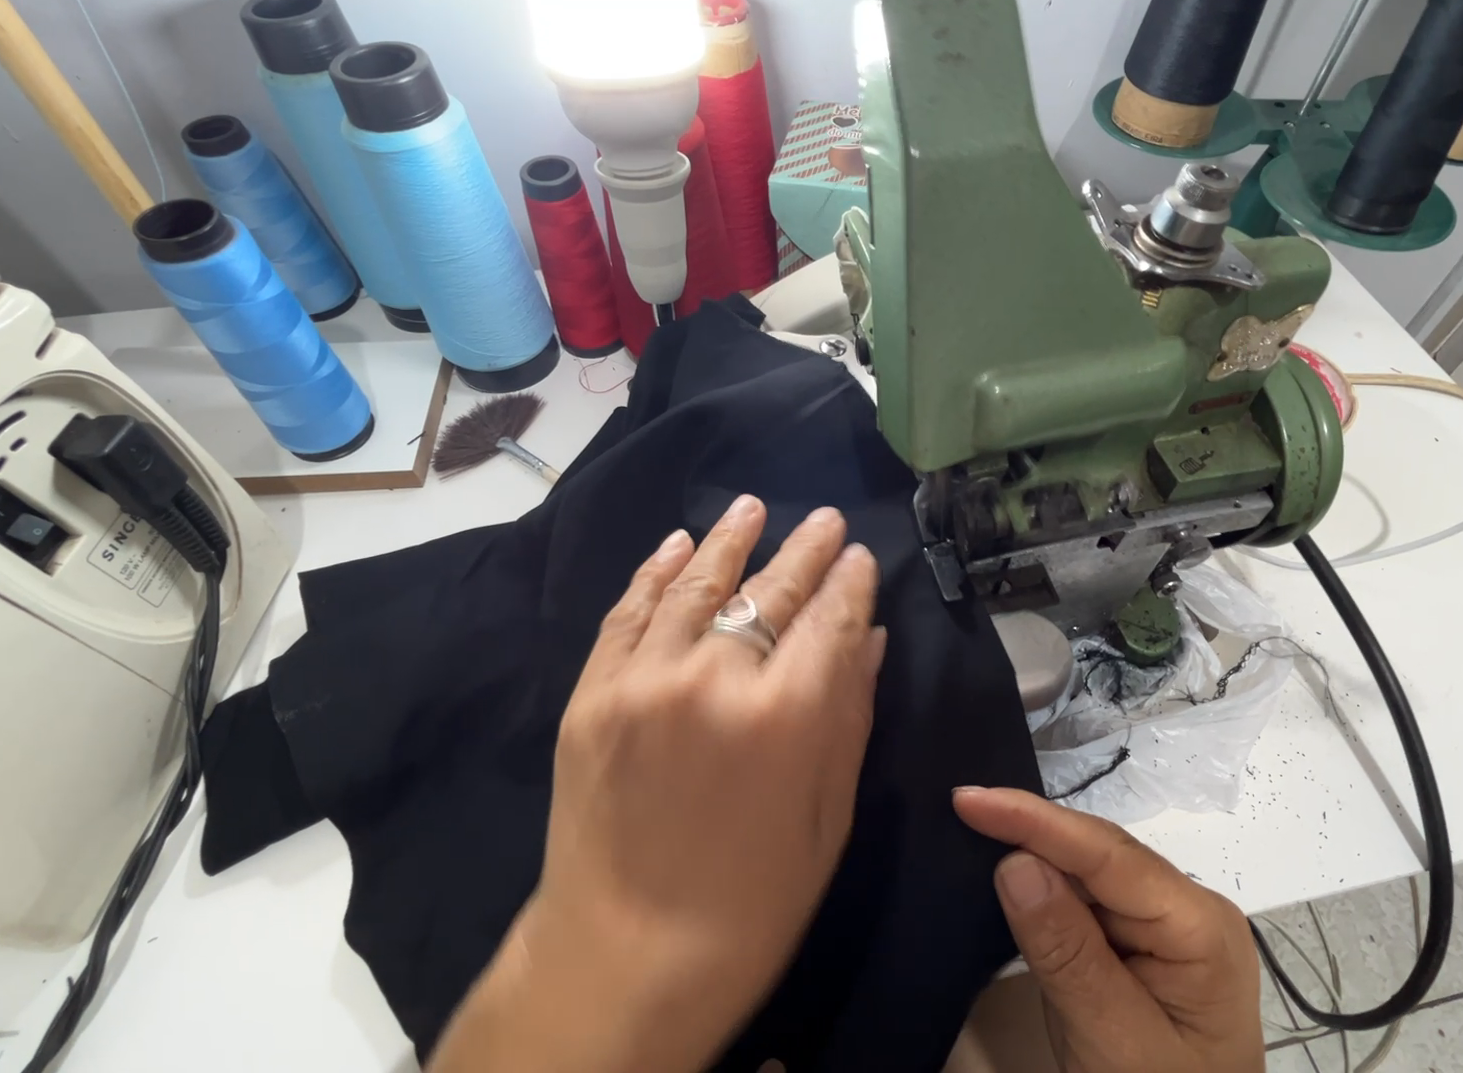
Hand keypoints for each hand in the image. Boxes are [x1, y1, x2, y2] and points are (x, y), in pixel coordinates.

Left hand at [431, 496, 886, 1072]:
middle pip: (769, 592)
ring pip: (695, 584)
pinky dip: (655, 571)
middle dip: (804, 551)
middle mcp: (714, 678)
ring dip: (729, 541)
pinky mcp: (592, 692)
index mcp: (785, 716)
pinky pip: (629, 612)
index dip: (850, 583)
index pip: (830, 620)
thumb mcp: (827, 814)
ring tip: (752, 508)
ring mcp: (643, 679)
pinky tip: (679, 544)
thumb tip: (869, 637)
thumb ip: (850, 713)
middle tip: (824, 519)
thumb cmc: (754, 901)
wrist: (627, 954)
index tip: (860, 557)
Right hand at [953, 789, 1262, 1072]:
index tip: (968, 799)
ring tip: (972, 824)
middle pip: (1096, 851)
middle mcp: (1184, 906)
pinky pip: (1081, 894)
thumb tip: (1013, 862)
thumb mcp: (1111, 1040)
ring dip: (1030, 851)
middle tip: (959, 806)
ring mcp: (1161, 920)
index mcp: (1197, 925)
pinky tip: (1007, 870)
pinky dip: (1040, 884)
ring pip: (1084, 867)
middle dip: (1028, 827)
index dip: (1035, 820)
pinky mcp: (1134, 936)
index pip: (1107, 853)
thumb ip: (1066, 952)